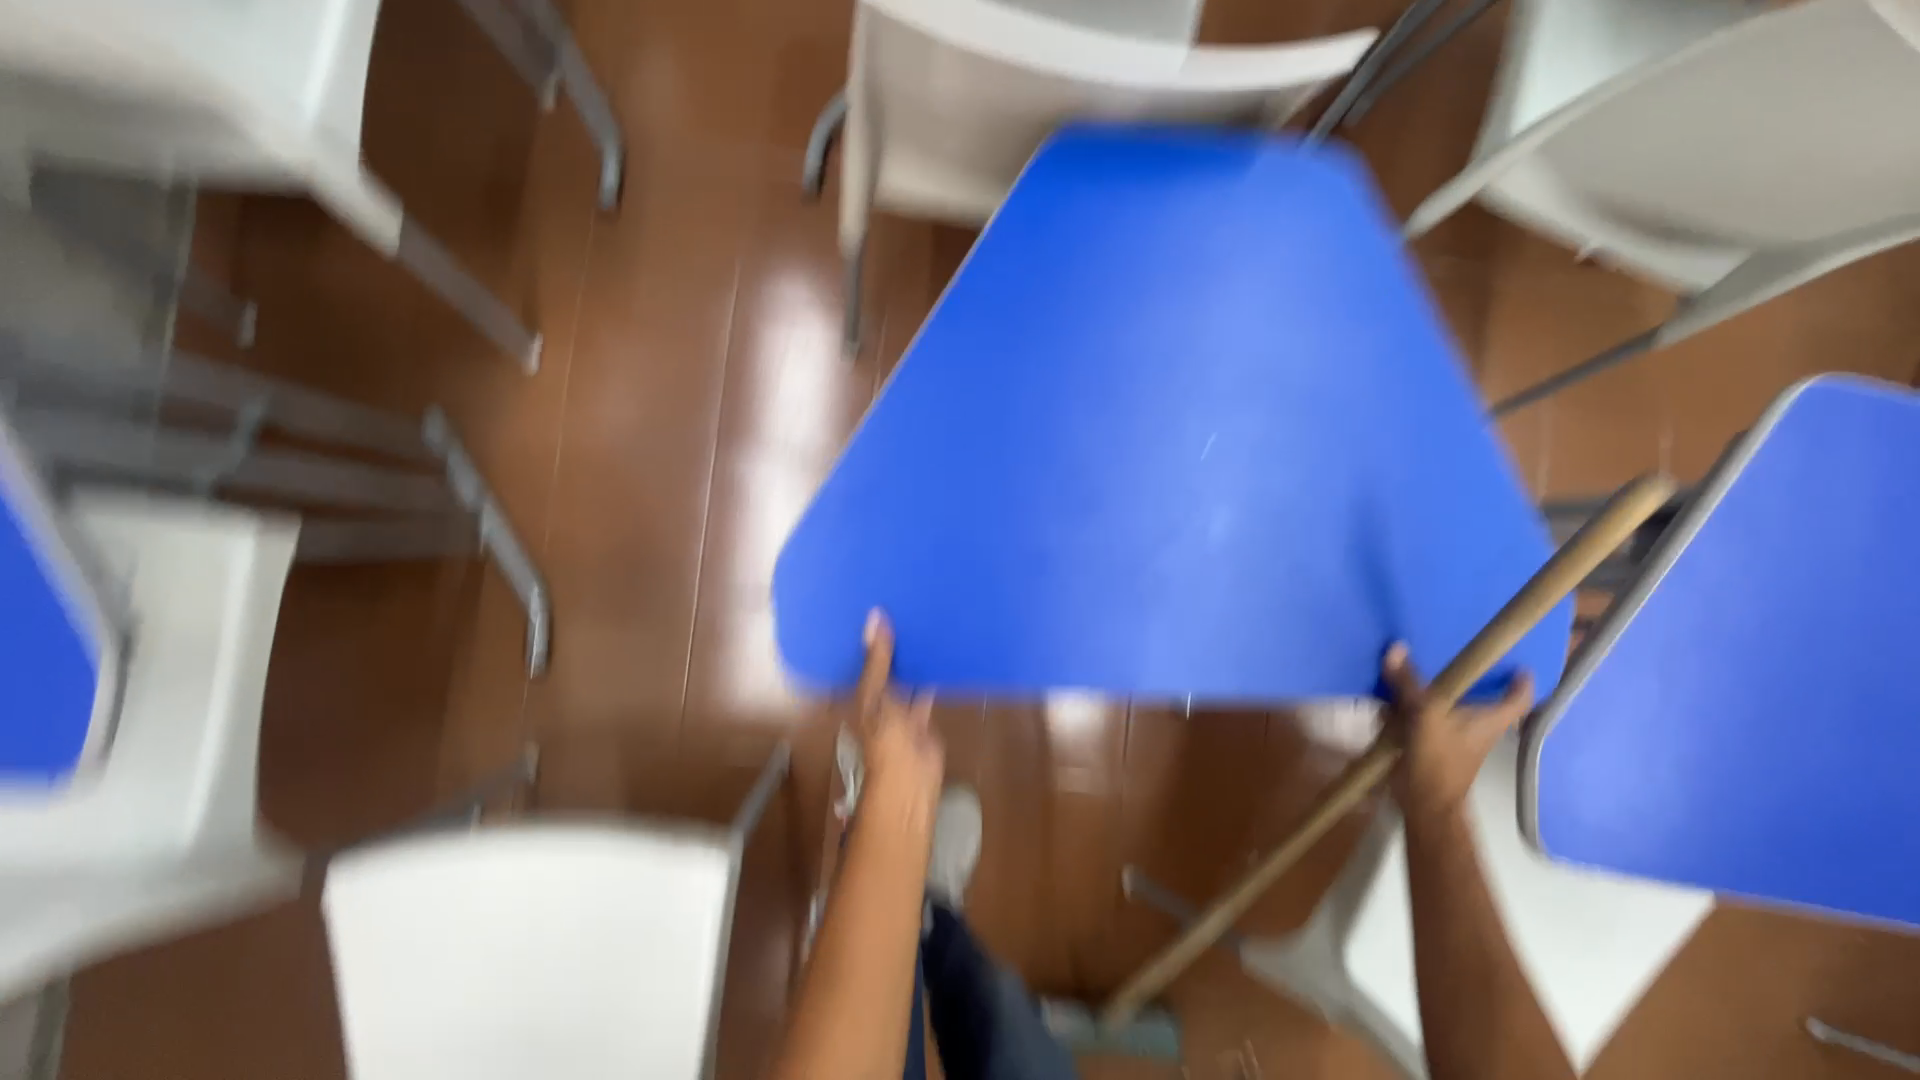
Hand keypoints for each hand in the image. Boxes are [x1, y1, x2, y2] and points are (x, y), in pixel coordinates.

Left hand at [854, 610, 943, 819]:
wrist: (909, 778)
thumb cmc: (882, 738)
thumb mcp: (875, 694)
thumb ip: (878, 659)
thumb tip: (875, 616)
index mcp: (851, 695)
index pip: (848, 660)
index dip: (852, 637)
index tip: (859, 605)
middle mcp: (870, 699)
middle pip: (876, 666)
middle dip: (883, 644)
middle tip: (893, 603)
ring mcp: (894, 708)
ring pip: (901, 675)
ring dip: (908, 656)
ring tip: (917, 619)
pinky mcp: (918, 715)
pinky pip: (922, 689)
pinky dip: (929, 674)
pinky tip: (938, 651)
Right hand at [1381, 642, 1532, 819]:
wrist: (1424, 800)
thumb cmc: (1439, 756)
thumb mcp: (1424, 712)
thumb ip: (1409, 682)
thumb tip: (1397, 648)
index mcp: (1490, 719)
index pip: (1518, 698)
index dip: (1522, 682)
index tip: (1519, 665)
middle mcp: (1476, 726)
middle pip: (1481, 699)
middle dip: (1470, 680)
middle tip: (1459, 654)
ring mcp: (1453, 738)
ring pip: (1447, 708)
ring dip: (1431, 693)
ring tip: (1417, 669)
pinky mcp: (1431, 746)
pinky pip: (1422, 722)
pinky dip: (1407, 711)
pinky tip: (1387, 701)